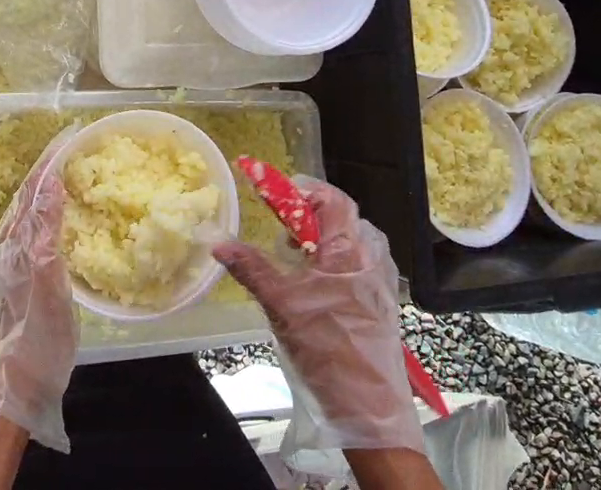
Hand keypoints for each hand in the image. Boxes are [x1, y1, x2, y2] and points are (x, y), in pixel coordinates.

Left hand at [0, 153, 77, 451]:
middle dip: (51, 168)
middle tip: (76, 145)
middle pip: (32, 198)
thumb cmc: (34, 342)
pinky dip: (53, 212)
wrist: (13, 389)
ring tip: (71, 169)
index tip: (71, 136)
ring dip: (50, 187)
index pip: (35, 191)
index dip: (52, 161)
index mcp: (20, 245)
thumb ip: (47, 237)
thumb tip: (50, 187)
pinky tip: (63, 217)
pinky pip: (41, 232)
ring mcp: (19, 265)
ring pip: (34, 214)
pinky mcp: (27, 281)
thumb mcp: (48, 289)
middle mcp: (15, 249)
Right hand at [213, 176, 424, 456]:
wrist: (371, 410)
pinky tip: (316, 289)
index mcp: (350, 250)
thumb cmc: (328, 351)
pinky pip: (358, 267)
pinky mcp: (381, 305)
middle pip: (342, 218)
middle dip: (309, 218)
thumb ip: (252, 269)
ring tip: (297, 260)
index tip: (272, 194)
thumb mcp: (282, 306)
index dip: (302, 191)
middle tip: (282, 231)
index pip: (332, 198)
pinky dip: (335, 265)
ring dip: (322, 242)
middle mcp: (371, 258)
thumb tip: (219, 242)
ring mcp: (380, 283)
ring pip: (351, 244)